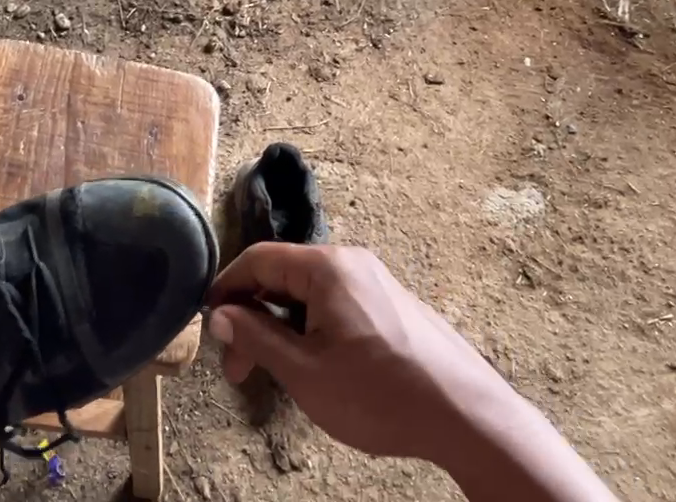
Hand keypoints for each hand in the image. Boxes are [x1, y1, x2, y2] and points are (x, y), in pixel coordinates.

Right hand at [207, 243, 617, 501]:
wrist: (467, 416)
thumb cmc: (380, 394)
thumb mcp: (304, 372)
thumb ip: (257, 336)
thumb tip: (222, 313)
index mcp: (326, 267)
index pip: (259, 259)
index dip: (226, 287)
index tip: (208, 320)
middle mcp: (350, 262)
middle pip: (283, 277)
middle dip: (253, 318)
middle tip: (238, 368)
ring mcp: (375, 281)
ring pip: (309, 294)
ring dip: (281, 328)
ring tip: (274, 373)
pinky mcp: (391, 303)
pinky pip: (335, 304)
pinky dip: (311, 328)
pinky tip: (312, 365)